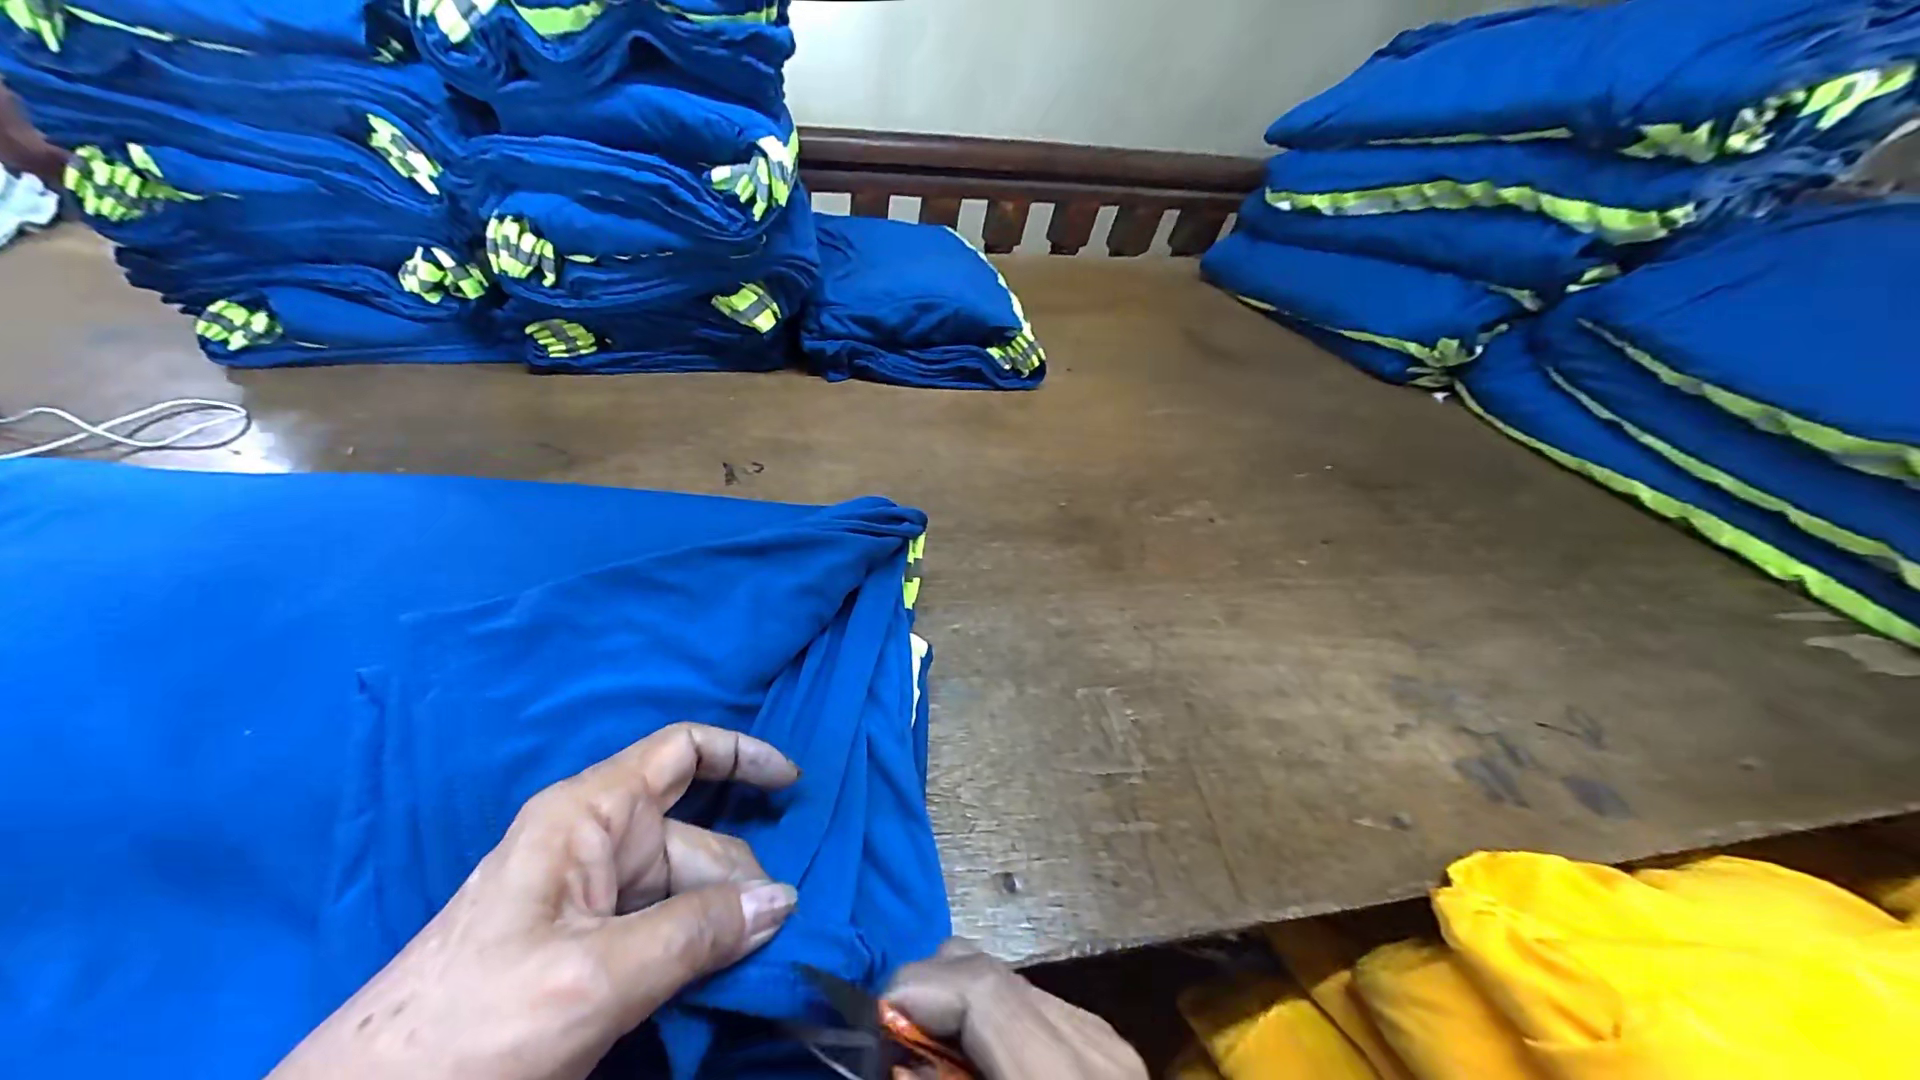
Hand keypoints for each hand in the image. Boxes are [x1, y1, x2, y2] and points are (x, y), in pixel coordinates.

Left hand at [270, 723, 802, 1079]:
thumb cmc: (468, 1033)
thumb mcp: (593, 979)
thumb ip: (696, 933)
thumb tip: (783, 901)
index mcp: (587, 815)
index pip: (679, 752)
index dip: (740, 754)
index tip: (793, 783)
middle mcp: (594, 842)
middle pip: (696, 836)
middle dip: (741, 878)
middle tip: (780, 933)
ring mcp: (591, 897)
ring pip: (686, 888)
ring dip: (725, 921)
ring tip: (757, 963)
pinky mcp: (589, 944)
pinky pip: (667, 926)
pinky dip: (701, 945)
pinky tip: (724, 976)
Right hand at [886, 940, 1146, 1079]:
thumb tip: (893, 1058)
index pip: (982, 988)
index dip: (916, 991)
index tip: (873, 1026)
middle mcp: (1095, 1049)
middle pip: (988, 968)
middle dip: (927, 993)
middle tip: (892, 1045)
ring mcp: (1107, 1043)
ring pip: (1006, 977)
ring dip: (956, 1005)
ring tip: (931, 1057)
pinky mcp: (1108, 1047)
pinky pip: (1030, 1002)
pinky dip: (989, 1019)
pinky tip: (979, 1065)